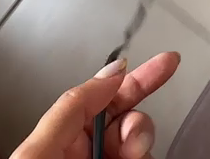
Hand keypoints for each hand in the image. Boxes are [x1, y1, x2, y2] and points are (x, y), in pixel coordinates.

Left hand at [12, 52, 180, 158]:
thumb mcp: (39, 148)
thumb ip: (74, 105)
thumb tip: (115, 68)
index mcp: (66, 136)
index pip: (111, 96)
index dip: (142, 77)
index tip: (170, 61)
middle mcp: (89, 154)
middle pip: (132, 121)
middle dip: (140, 125)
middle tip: (133, 145)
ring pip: (143, 146)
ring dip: (142, 147)